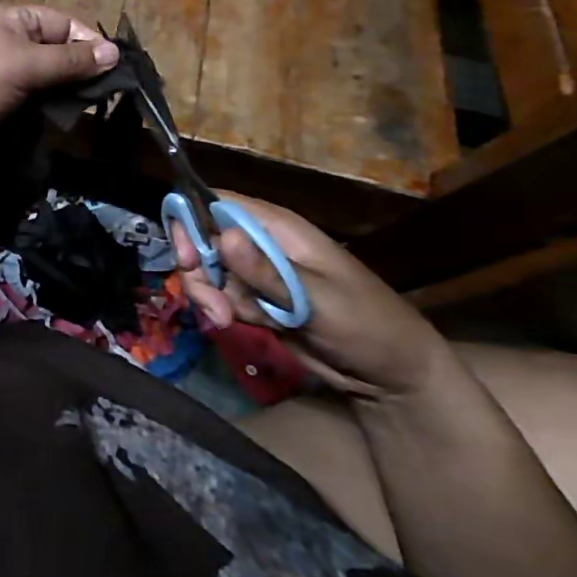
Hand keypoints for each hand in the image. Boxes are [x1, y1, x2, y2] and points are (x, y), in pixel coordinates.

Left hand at [0, 4, 119, 153]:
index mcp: (13, 18)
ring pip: (48, 75)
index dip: (88, 42)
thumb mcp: (26, 64)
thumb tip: (115, 52)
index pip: (64, 23)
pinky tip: (62, 115)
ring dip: (65, 89)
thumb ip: (71, 60)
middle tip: (103, 92)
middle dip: (79, 68)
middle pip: (57, 48)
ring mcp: (3, 68)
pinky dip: (48, 103)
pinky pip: (33, 94)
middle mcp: (10, 38)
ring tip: (85, 106)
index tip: (112, 67)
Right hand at [171, 195, 454, 400]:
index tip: (188, 259)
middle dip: (199, 271)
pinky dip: (222, 312)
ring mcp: (257, 273)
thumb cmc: (363, 321)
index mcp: (277, 226)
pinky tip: (236, 326)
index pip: (216, 204)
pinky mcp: (257, 301)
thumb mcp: (315, 298)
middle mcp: (260, 242)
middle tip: (213, 306)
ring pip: (210, 272)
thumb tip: (223, 237)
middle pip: (204, 240)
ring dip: (211, 297)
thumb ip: (267, 272)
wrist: (389, 373)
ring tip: (228, 322)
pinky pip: (223, 298)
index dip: (191, 221)